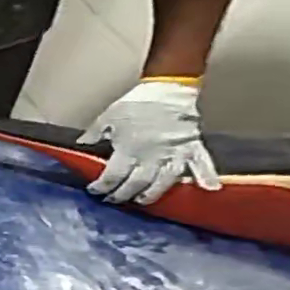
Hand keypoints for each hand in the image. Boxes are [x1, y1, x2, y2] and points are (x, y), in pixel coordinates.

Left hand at [78, 79, 221, 204]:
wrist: (168, 88)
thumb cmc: (135, 104)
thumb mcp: (105, 119)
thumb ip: (92, 135)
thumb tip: (80, 145)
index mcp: (128, 149)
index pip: (112, 176)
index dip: (102, 187)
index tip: (94, 191)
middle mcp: (152, 154)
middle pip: (137, 183)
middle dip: (123, 194)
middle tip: (114, 200)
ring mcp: (175, 150)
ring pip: (166, 180)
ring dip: (154, 193)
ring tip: (142, 200)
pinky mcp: (193, 145)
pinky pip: (202, 162)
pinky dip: (207, 176)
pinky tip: (208, 188)